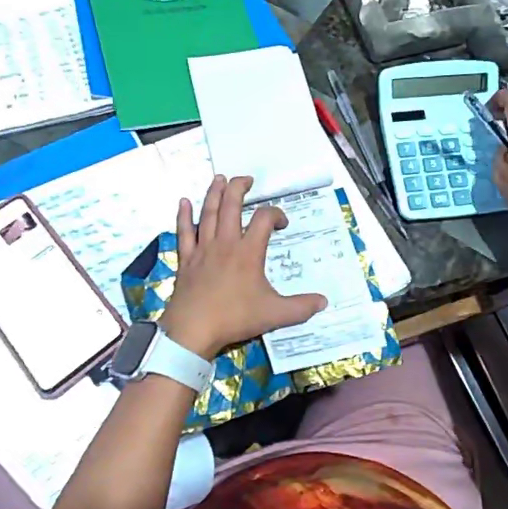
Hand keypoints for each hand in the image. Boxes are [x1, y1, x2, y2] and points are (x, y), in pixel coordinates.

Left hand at [159, 175, 326, 358]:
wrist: (193, 329)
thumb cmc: (235, 318)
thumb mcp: (275, 314)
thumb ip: (301, 307)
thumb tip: (323, 302)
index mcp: (248, 252)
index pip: (264, 220)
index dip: (276, 214)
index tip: (282, 224)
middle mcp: (225, 243)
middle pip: (231, 205)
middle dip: (239, 188)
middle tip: (246, 179)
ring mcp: (202, 249)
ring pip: (208, 213)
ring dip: (214, 193)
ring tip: (220, 179)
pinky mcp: (186, 260)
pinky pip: (183, 232)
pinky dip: (183, 216)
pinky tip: (183, 202)